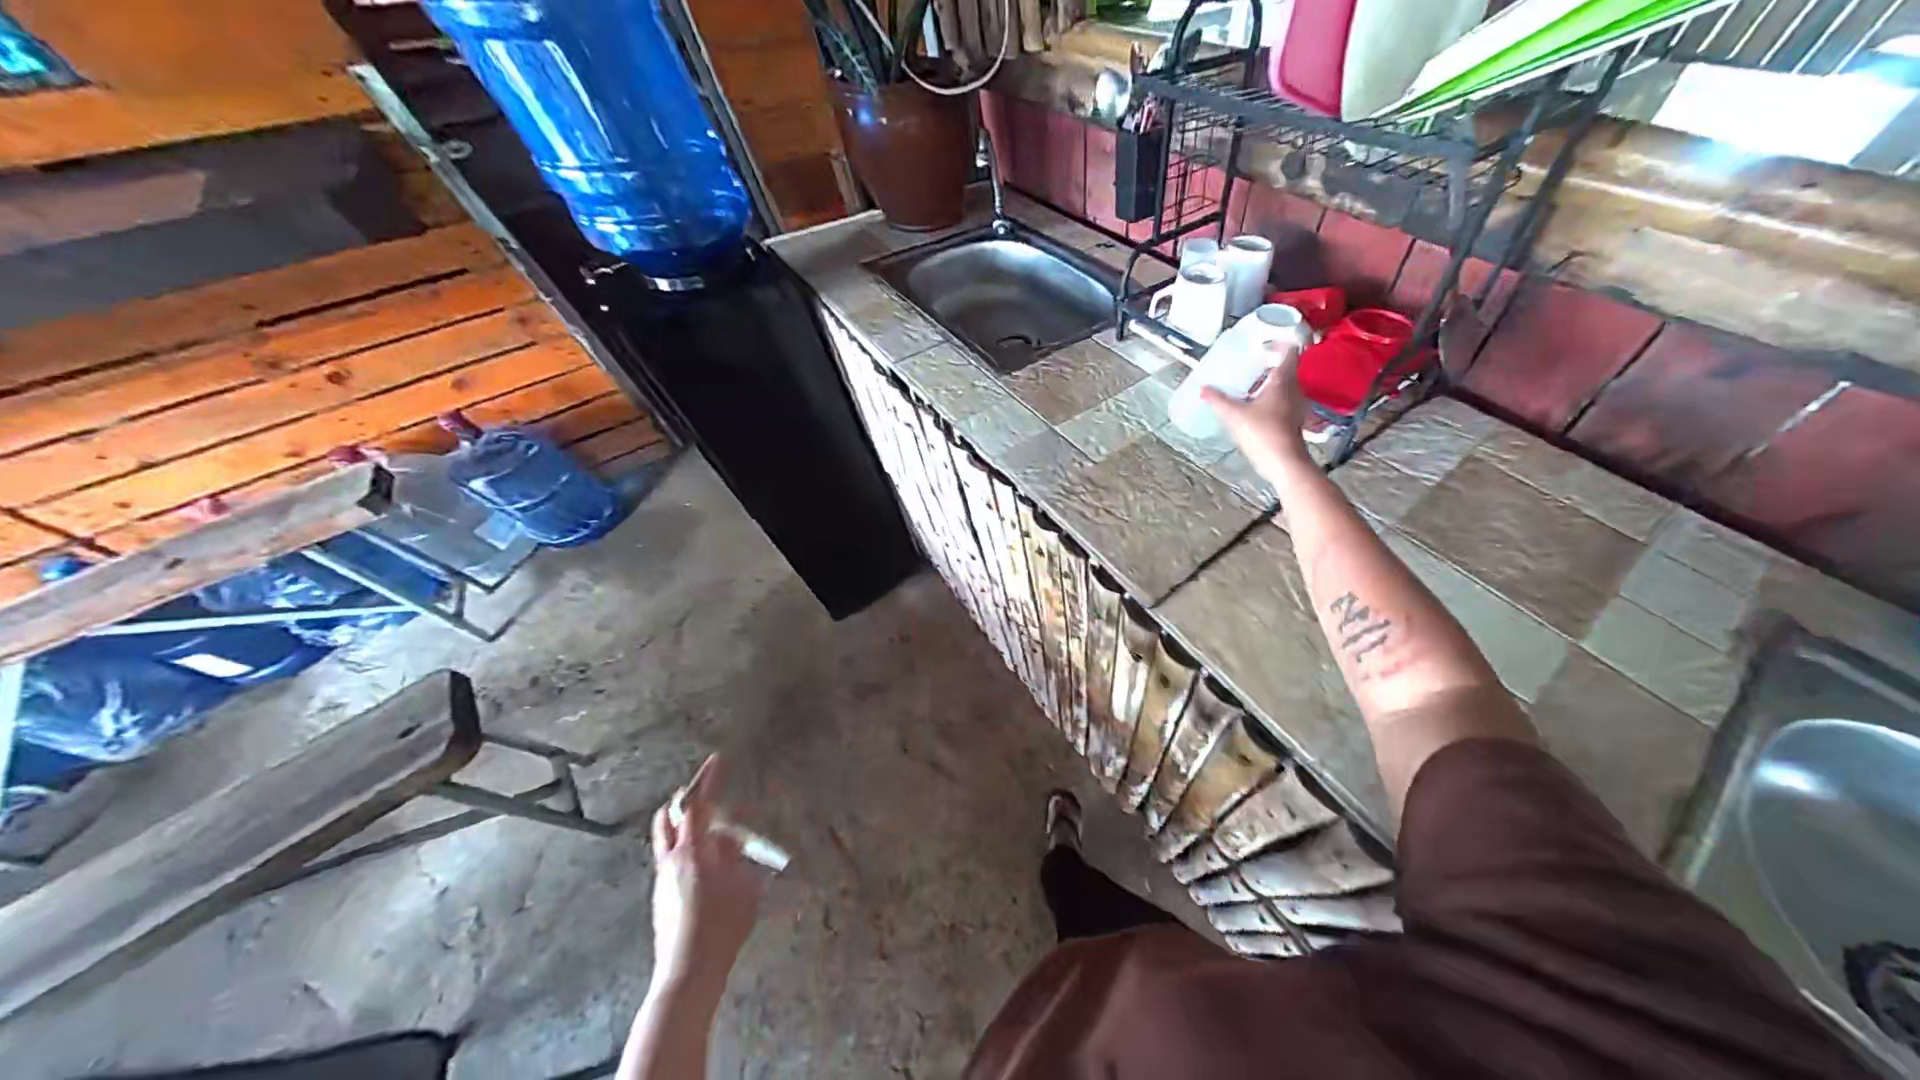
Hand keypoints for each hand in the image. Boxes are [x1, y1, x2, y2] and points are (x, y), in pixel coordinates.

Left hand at [650, 755, 765, 989]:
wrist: (688, 971)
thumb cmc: (723, 927)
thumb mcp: (743, 886)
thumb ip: (736, 856)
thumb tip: (730, 838)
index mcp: (692, 852)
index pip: (697, 803)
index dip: (708, 779)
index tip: (718, 760)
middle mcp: (671, 860)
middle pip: (670, 817)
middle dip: (688, 802)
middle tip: (710, 799)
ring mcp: (662, 879)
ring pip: (669, 839)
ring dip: (688, 827)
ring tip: (715, 834)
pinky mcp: (662, 897)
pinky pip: (672, 859)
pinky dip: (689, 850)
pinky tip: (711, 869)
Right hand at [1202, 345, 1312, 480]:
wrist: (1284, 463)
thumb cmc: (1262, 433)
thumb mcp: (1234, 415)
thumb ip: (1218, 400)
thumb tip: (1203, 389)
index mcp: (1283, 381)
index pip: (1289, 351)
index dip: (1277, 343)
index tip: (1261, 345)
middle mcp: (1294, 389)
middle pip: (1285, 368)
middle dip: (1267, 365)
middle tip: (1247, 366)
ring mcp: (1296, 405)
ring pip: (1284, 386)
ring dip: (1267, 384)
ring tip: (1247, 387)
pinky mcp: (1293, 420)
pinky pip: (1282, 401)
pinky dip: (1270, 399)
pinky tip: (1254, 408)